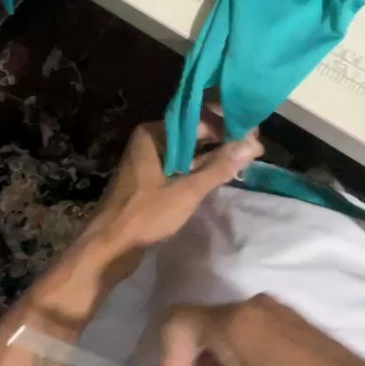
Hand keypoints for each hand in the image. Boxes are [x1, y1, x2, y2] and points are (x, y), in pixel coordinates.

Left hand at [80, 115, 262, 266]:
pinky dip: (200, 168)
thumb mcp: (187, 191)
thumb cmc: (145, 214)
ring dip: (214, 155)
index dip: (227, 126)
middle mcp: (150, 139)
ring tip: (246, 158)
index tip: (255, 135)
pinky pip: (181, 165)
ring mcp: (149, 159)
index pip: (197, 120)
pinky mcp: (151, 178)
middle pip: (193, 133)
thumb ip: (219, 167)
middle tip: (255, 148)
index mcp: (154, 133)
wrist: (109, 246)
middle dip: (223, 140)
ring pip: (188, 151)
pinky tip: (223, 172)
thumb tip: (252, 144)